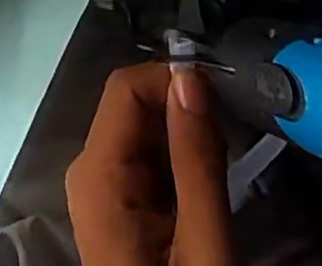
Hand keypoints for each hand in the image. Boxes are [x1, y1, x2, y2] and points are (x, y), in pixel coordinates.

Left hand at [65, 62, 233, 265]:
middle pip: (132, 106)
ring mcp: (103, 188)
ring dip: (184, 131)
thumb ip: (195, 158)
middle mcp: (90, 170)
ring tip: (225, 153)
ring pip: (143, 129)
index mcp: (97, 173)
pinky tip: (207, 174)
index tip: (221, 94)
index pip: (125, 89)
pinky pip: (147, 158)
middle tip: (231, 130)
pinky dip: (179, 155)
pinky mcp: (118, 204)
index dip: (169, 79)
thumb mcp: (202, 246)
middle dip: (181, 106)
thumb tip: (190, 75)